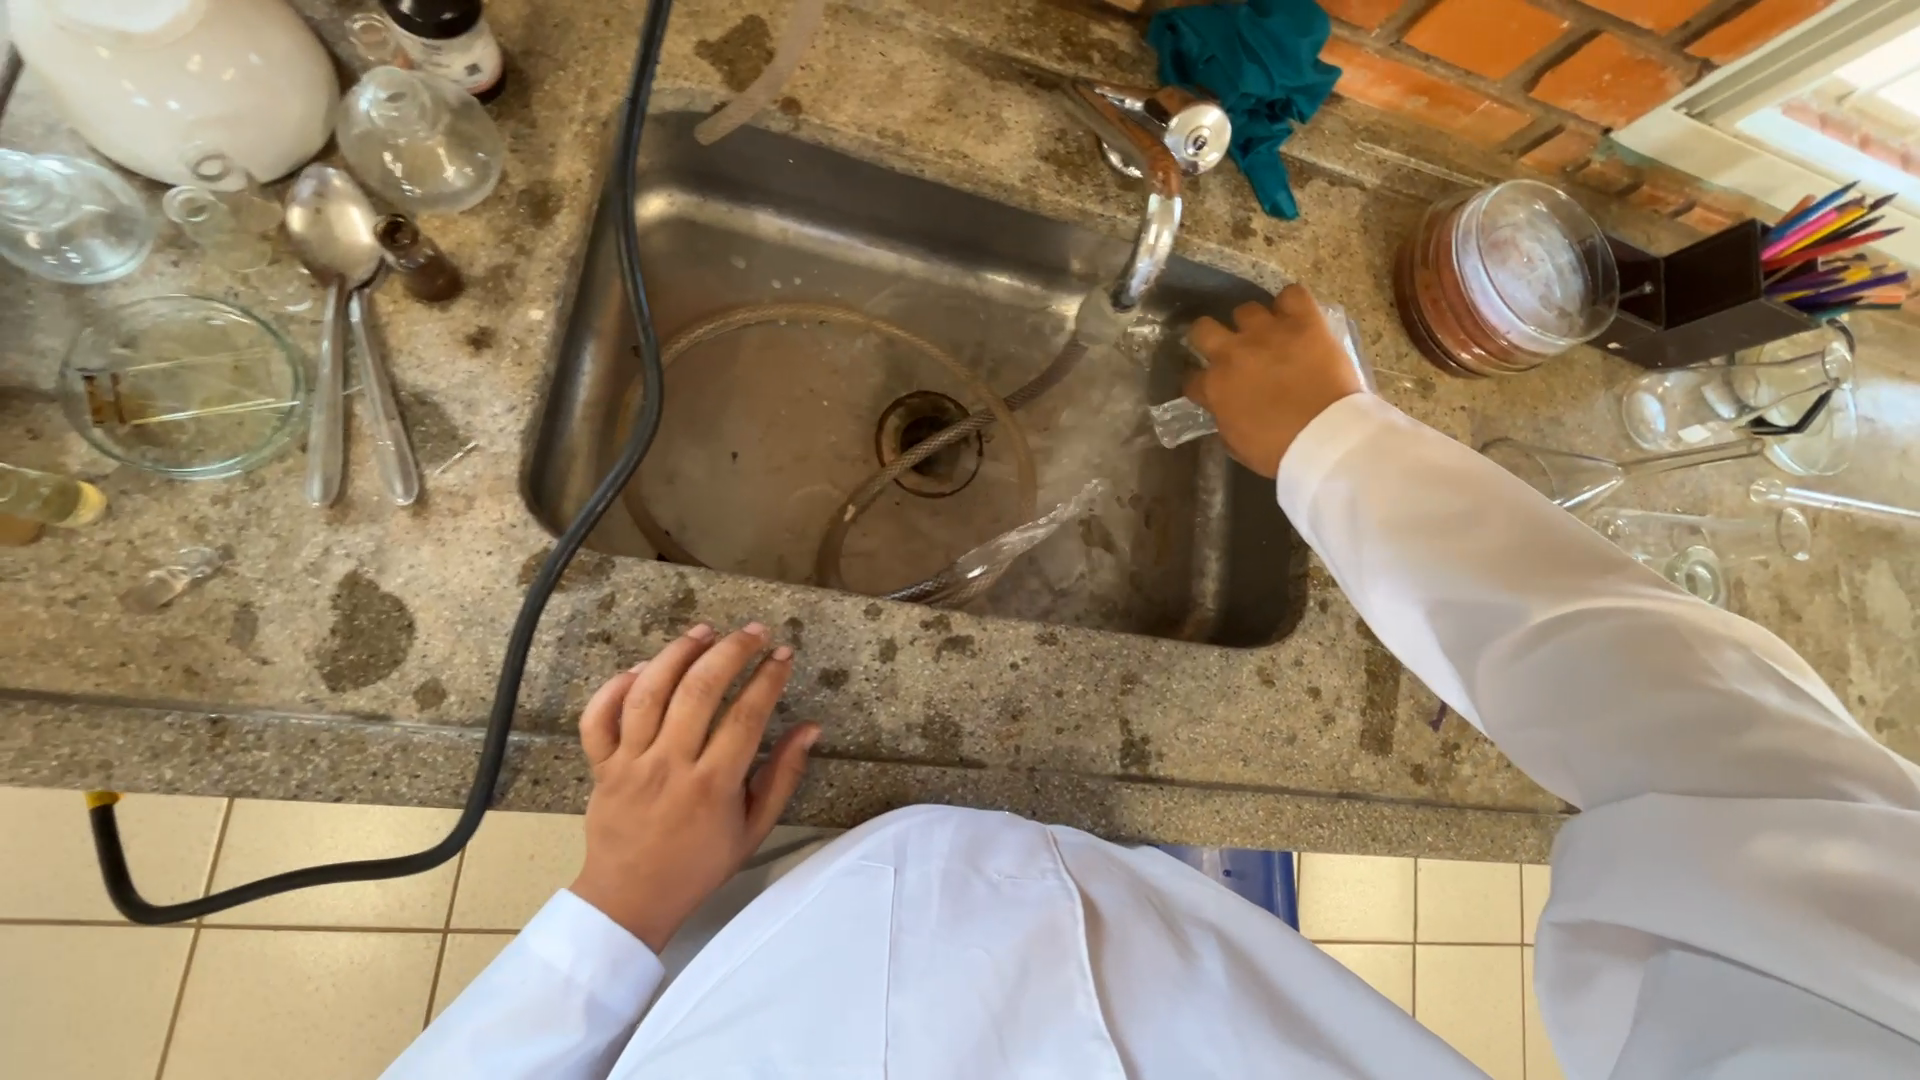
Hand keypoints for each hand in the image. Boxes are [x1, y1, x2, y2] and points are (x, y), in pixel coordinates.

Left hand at [568, 621, 820, 950]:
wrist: (629, 901)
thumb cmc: (699, 864)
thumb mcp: (754, 829)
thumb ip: (783, 776)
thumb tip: (811, 727)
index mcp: (712, 785)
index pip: (746, 716)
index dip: (768, 678)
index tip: (783, 654)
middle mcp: (669, 766)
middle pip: (698, 692)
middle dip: (731, 652)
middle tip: (753, 632)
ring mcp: (629, 763)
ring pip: (649, 693)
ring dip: (678, 654)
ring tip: (705, 631)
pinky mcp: (600, 765)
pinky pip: (598, 718)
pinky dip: (616, 686)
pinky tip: (644, 667)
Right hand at [1185, 284, 1364, 477]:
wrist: (1327, 437)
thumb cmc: (1279, 451)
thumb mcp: (1236, 444)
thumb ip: (1223, 420)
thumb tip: (1222, 409)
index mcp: (1214, 387)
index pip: (1190, 377)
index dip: (1198, 381)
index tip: (1208, 386)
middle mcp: (1232, 353)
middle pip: (1202, 328)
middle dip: (1209, 337)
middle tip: (1225, 347)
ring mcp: (1268, 333)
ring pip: (1246, 309)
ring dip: (1252, 323)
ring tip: (1266, 334)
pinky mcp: (1304, 321)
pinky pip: (1291, 294)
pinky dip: (1290, 304)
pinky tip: (1293, 316)